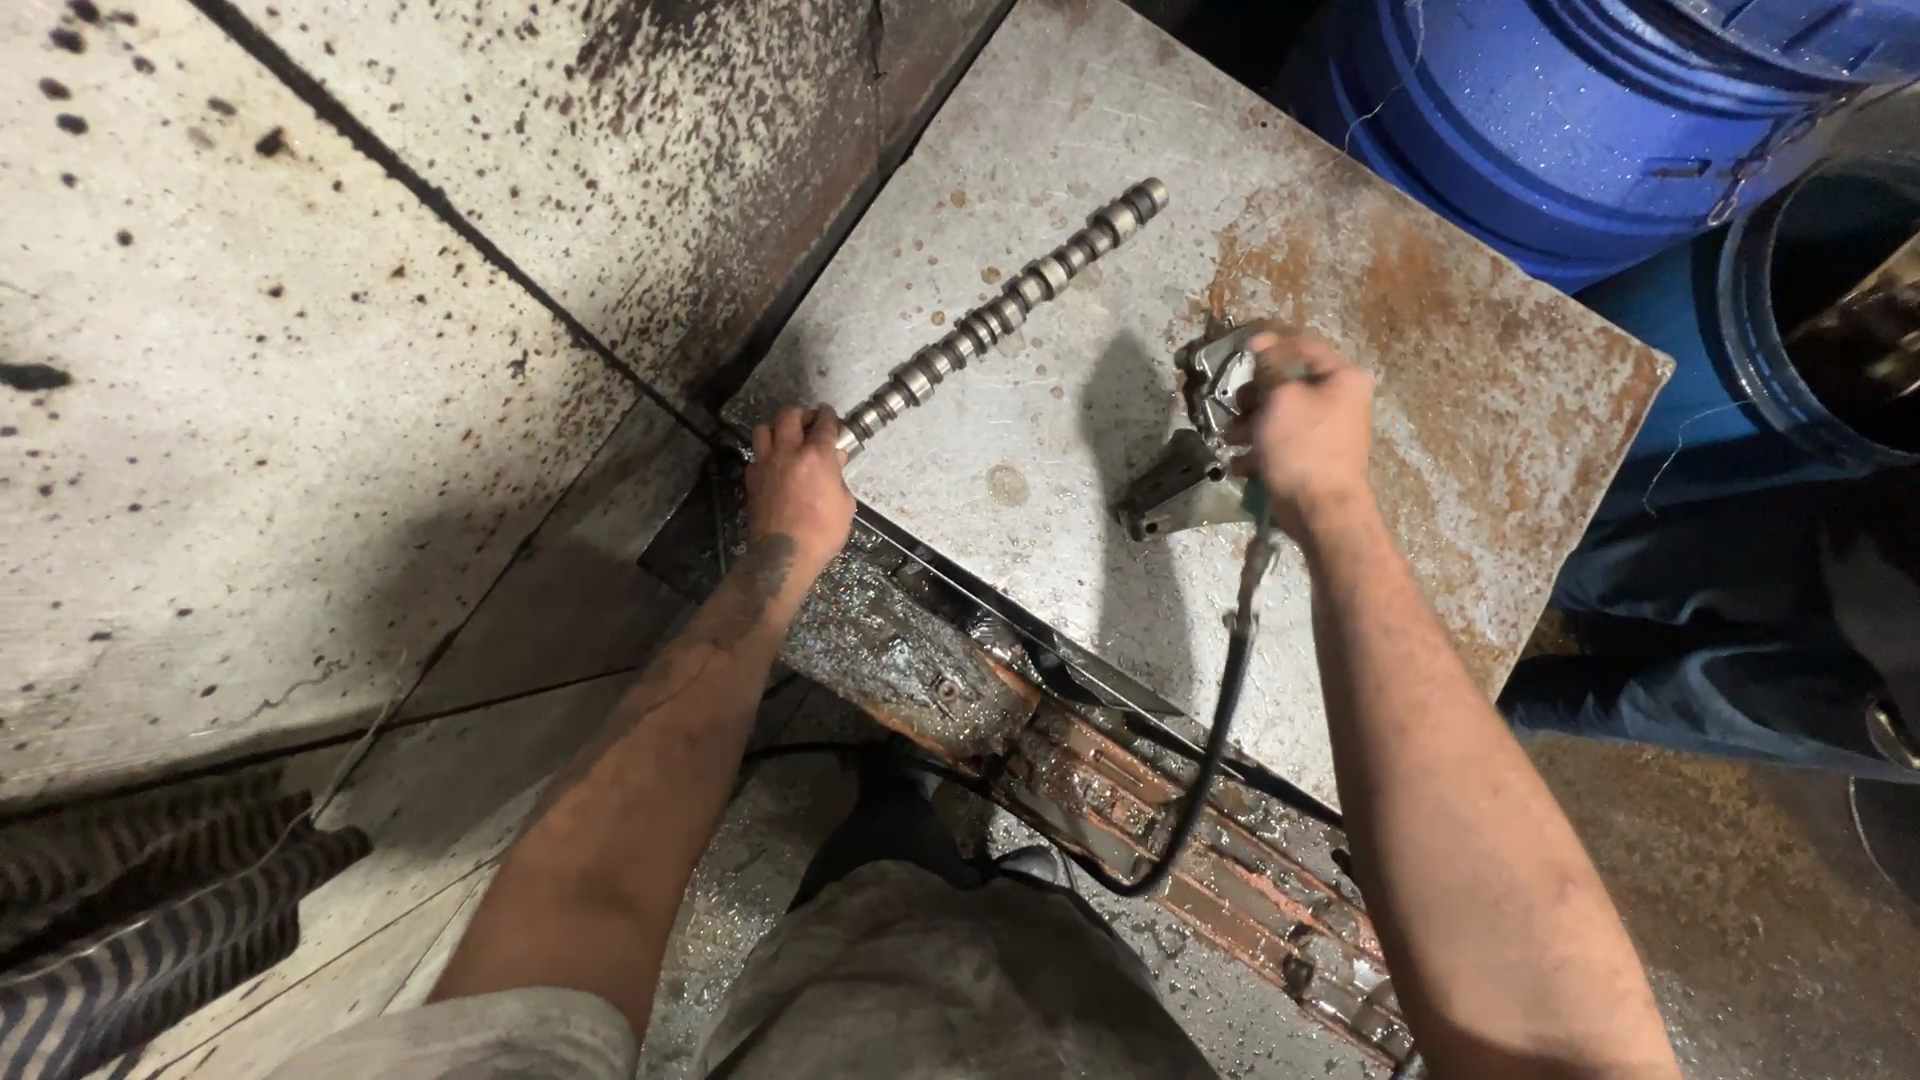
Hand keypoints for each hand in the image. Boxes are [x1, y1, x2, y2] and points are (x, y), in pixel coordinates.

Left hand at [746, 405, 855, 579]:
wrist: (784, 553)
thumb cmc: (822, 532)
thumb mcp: (845, 504)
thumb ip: (839, 477)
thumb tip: (834, 462)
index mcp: (817, 456)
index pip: (824, 424)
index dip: (830, 416)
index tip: (831, 415)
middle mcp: (789, 452)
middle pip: (789, 415)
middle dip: (801, 413)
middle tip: (809, 421)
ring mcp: (766, 463)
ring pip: (764, 428)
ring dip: (777, 428)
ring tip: (786, 437)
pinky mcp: (752, 478)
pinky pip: (756, 455)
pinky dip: (766, 453)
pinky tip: (775, 464)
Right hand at [1227, 332, 1375, 538]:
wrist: (1319, 508)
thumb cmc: (1301, 446)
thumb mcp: (1281, 397)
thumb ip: (1270, 367)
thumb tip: (1262, 341)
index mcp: (1342, 378)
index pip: (1304, 347)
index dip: (1271, 345)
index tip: (1242, 352)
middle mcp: (1339, 400)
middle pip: (1288, 383)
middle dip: (1255, 396)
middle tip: (1237, 406)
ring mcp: (1325, 431)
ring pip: (1279, 414)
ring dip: (1250, 424)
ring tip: (1233, 439)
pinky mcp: (1311, 457)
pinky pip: (1281, 442)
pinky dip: (1260, 449)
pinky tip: (1245, 463)